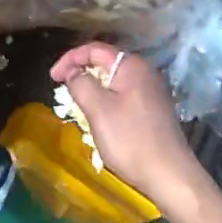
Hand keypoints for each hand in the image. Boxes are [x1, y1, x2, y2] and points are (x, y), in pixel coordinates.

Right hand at [50, 42, 213, 214]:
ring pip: (115, 81)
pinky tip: (101, 119)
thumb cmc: (130, 139)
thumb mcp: (98, 110)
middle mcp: (145, 71)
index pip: (95, 49)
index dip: (70, 59)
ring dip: (94, 90)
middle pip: (106, 63)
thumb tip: (73, 72)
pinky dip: (108, 101)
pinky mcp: (154, 107)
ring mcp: (152, 90)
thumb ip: (81, 84)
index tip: (52, 77)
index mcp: (132, 65)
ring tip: (79, 107)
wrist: (168, 172)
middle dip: (82, 74)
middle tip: (63, 93)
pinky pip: (125, 96)